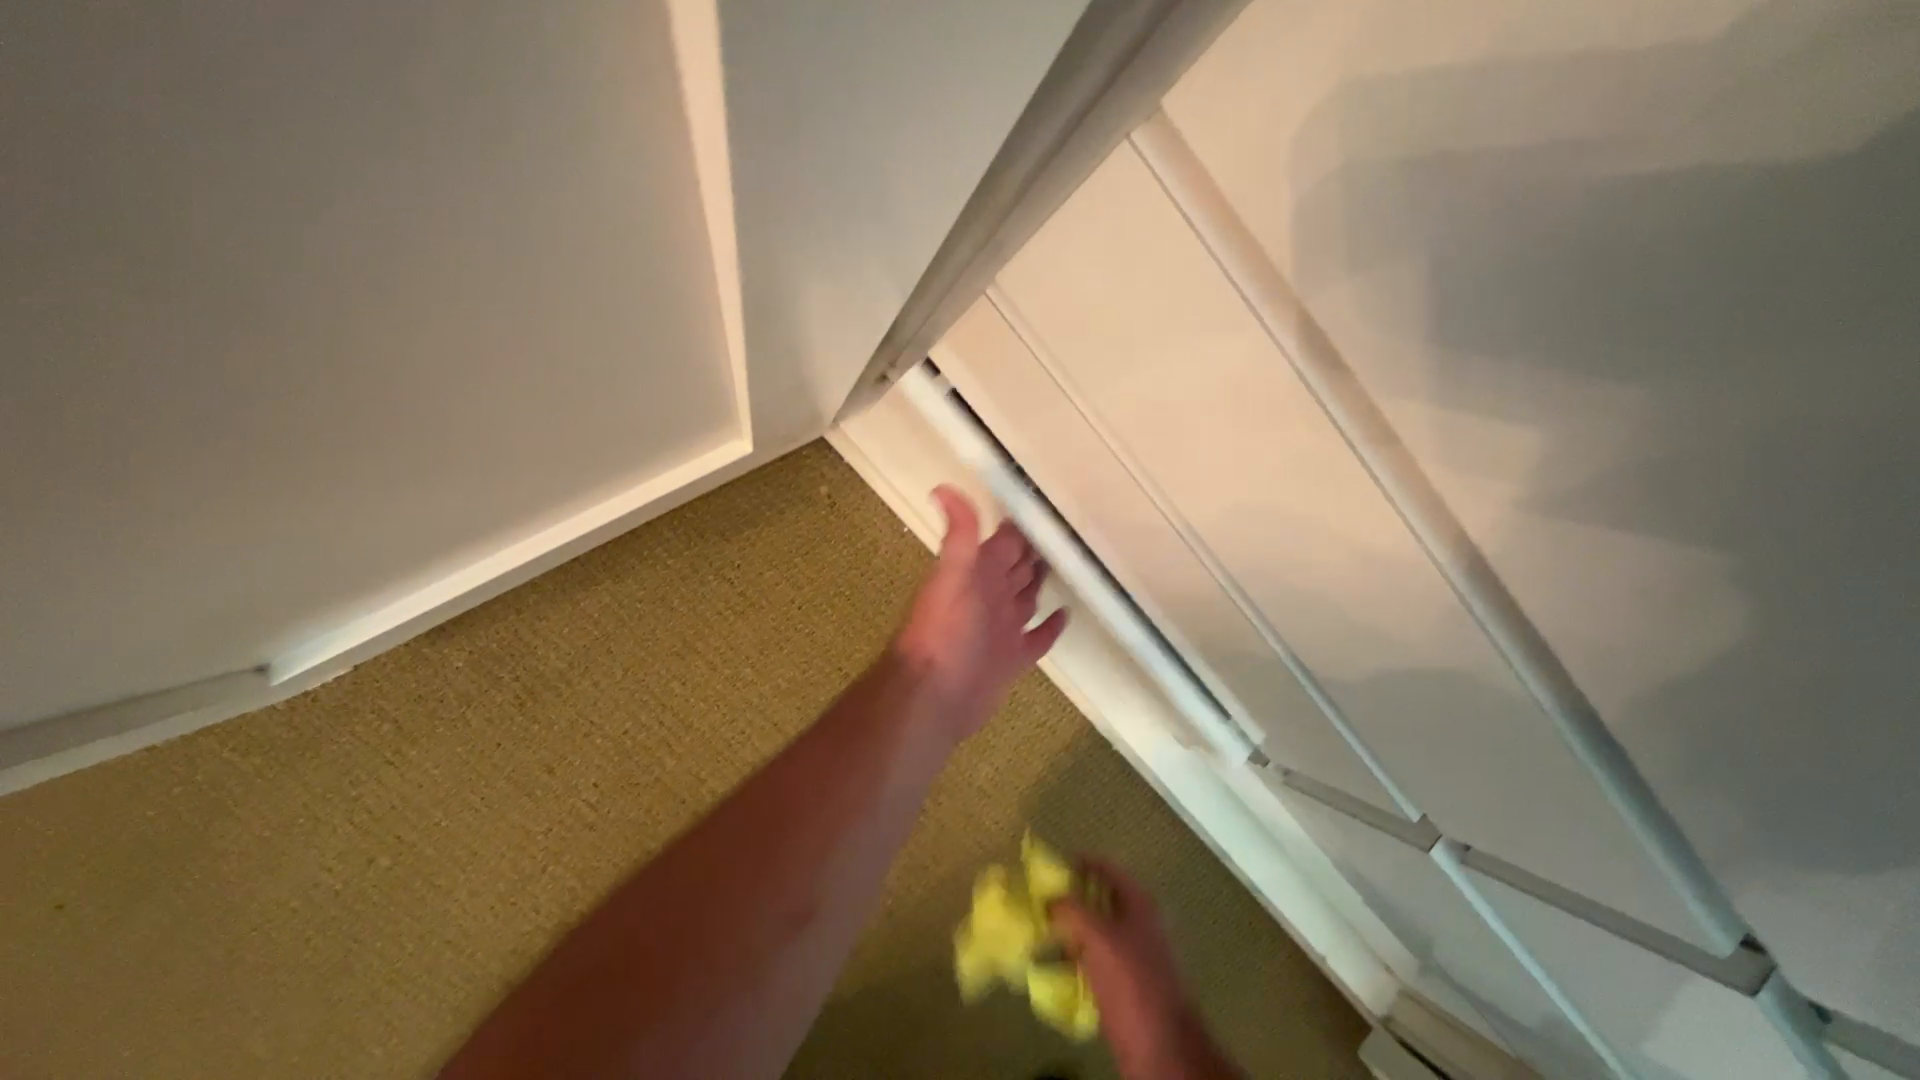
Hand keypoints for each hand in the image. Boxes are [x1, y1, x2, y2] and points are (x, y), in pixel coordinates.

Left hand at [891, 486, 1067, 740]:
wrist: (936, 696)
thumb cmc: (945, 632)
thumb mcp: (953, 576)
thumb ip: (958, 535)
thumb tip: (942, 487)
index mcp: (976, 574)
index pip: (1003, 542)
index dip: (1023, 527)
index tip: (1050, 506)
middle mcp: (989, 597)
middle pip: (1017, 568)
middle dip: (1037, 552)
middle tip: (1070, 534)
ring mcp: (1001, 628)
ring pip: (1027, 599)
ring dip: (1042, 583)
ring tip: (1072, 565)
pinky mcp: (1013, 658)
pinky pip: (1038, 638)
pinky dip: (1051, 627)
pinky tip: (1067, 614)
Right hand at [1052, 860, 1239, 1079]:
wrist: (1161, 1044)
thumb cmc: (1132, 981)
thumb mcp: (1099, 938)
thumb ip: (1073, 911)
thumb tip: (1051, 898)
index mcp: (1139, 904)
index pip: (1107, 868)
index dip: (1080, 862)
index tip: (1048, 866)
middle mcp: (1137, 923)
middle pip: (1099, 898)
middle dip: (1069, 897)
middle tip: (1036, 898)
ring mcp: (1131, 954)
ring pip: (1094, 930)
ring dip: (1067, 928)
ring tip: (1037, 929)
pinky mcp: (1122, 982)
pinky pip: (1092, 959)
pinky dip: (1072, 957)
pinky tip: (1050, 963)